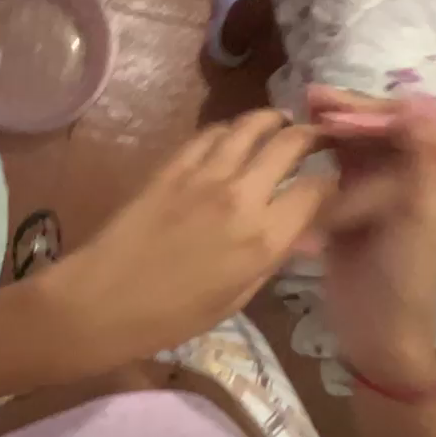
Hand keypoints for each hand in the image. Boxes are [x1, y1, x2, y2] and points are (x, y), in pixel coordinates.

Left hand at [40, 109, 333, 376]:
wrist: (103, 300)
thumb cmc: (173, 316)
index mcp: (264, 239)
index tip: (333, 181)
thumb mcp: (237, 298)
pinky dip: (230, 129)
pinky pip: (210, 134)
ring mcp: (204, 175)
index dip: (332, 181)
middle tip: (318, 138)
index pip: (316, 189)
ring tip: (282, 123)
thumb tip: (302, 230)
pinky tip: (235, 136)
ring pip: (251, 126)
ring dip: (273, 120)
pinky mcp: (172, 166)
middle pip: (290, 144)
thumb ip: (273, 257)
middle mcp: (242, 196)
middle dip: (312, 137)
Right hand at [311, 88, 435, 384]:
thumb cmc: (408, 276)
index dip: (383, 111)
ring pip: (362, 144)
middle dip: (353, 112)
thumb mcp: (420, 215)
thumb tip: (420, 101)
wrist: (376, 330)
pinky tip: (304, 133)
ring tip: (305, 105)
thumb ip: (421, 157)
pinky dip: (324, 148)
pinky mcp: (355, 203)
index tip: (346, 106)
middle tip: (314, 97)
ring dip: (336, 124)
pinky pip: (342, 166)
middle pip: (387, 130)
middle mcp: (419, 176)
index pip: (420, 126)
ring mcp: (385, 189)